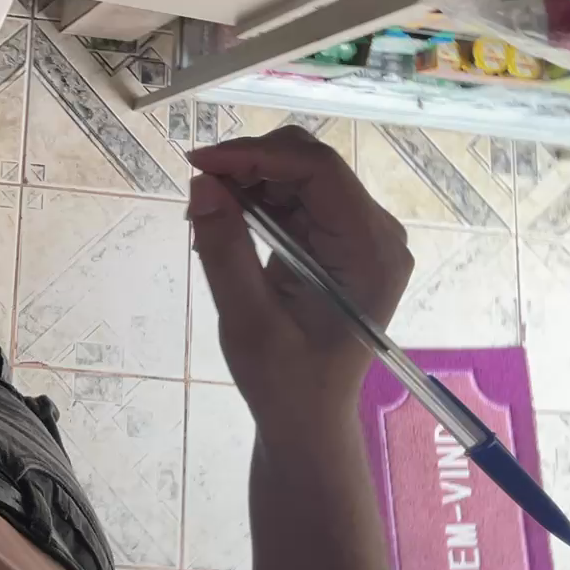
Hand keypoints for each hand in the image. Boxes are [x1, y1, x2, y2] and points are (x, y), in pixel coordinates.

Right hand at [185, 126, 412, 424]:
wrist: (304, 416)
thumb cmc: (283, 379)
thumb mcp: (247, 320)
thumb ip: (225, 250)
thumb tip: (202, 184)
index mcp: (369, 252)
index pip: (317, 170)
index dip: (255, 154)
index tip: (198, 164)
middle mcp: (372, 233)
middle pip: (308, 163)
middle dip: (247, 163)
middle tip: (197, 191)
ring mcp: (354, 235)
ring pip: (294, 173)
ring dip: (244, 180)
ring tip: (203, 215)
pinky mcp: (333, 240)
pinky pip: (289, 196)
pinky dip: (250, 199)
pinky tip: (222, 224)